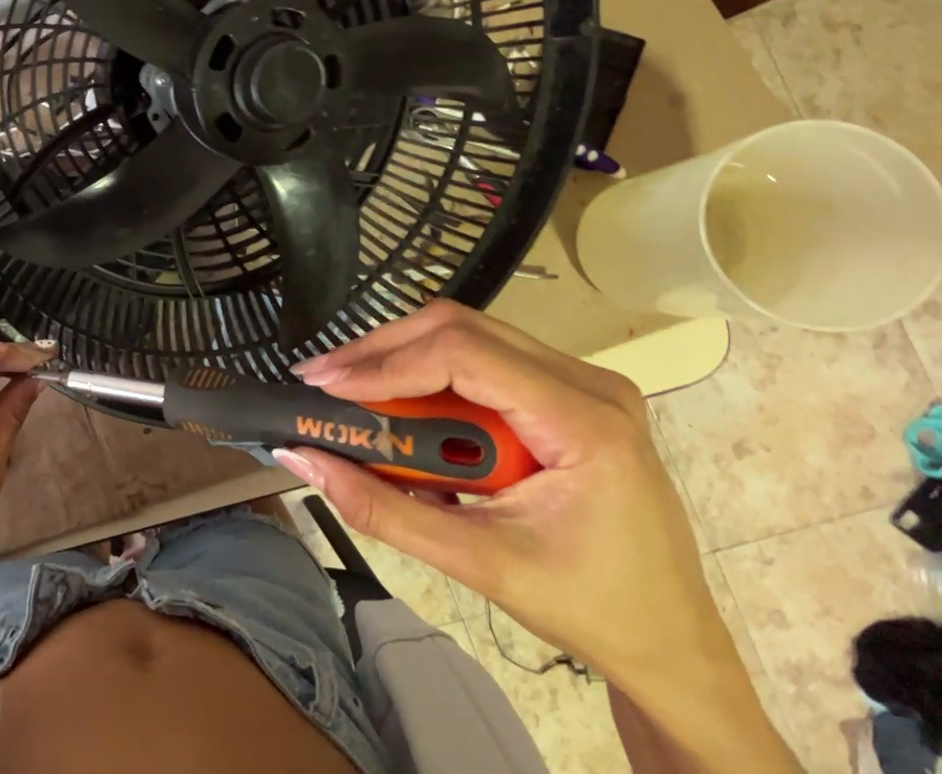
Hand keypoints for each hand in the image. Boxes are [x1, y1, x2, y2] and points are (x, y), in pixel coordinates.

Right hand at [272, 302, 734, 701]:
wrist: (668, 639)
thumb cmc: (587, 606)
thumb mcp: (475, 562)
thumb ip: (380, 508)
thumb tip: (302, 459)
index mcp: (583, 422)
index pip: (464, 355)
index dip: (384, 363)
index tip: (321, 385)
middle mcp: (588, 384)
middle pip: (461, 329)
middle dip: (381, 351)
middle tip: (321, 381)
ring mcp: (583, 385)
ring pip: (468, 337)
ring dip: (401, 360)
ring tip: (348, 394)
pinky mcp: (567, 397)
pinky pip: (482, 363)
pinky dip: (429, 381)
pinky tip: (399, 413)